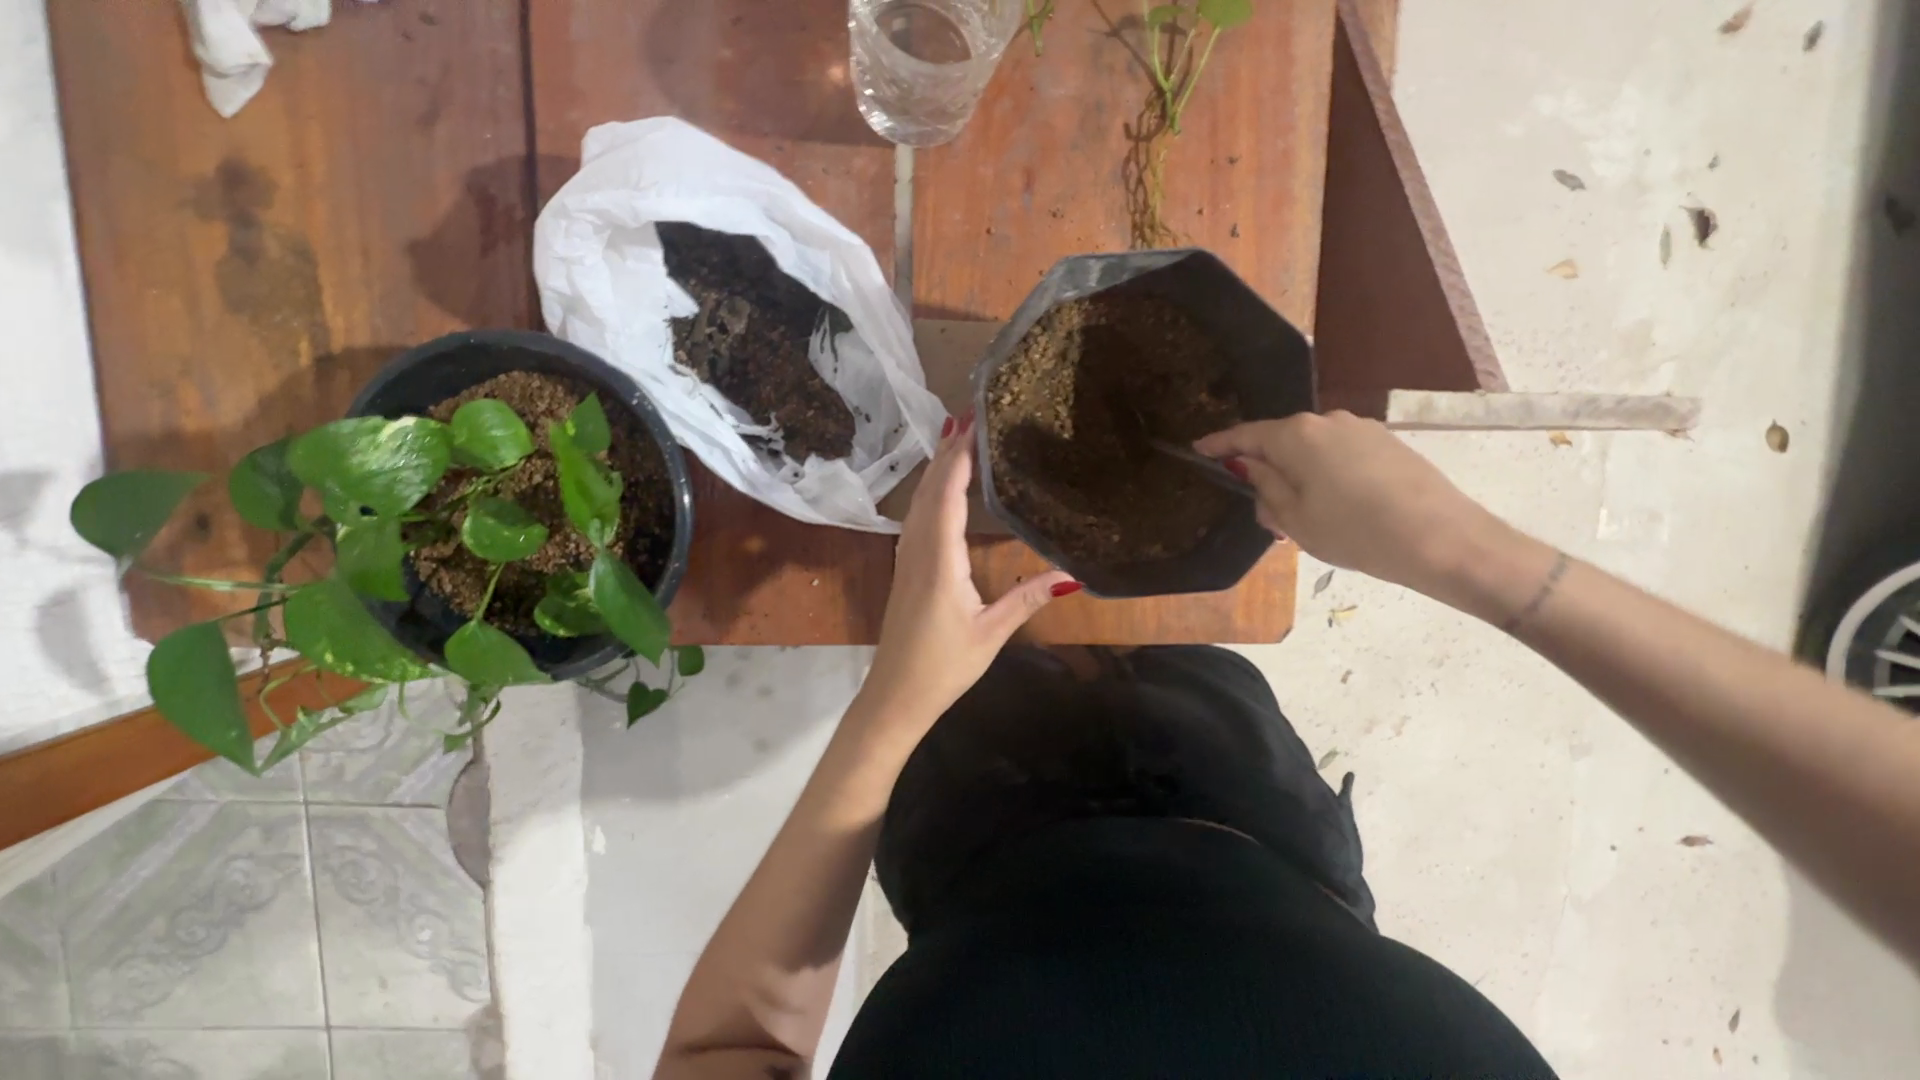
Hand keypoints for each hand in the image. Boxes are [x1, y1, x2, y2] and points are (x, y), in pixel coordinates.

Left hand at [861, 413, 1075, 724]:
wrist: (895, 695)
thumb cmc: (944, 667)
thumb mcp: (992, 633)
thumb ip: (1027, 599)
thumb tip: (1072, 574)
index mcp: (940, 562)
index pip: (948, 497)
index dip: (959, 459)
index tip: (972, 424)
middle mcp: (918, 551)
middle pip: (930, 492)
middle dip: (946, 452)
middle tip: (965, 416)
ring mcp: (906, 560)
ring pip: (918, 503)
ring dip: (935, 469)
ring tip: (953, 440)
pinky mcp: (904, 570)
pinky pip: (915, 519)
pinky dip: (928, 494)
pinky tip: (937, 490)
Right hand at [1195, 411, 1509, 597]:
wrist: (1443, 540)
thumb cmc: (1355, 532)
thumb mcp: (1295, 520)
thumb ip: (1265, 488)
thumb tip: (1250, 468)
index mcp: (1297, 435)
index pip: (1246, 435)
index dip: (1219, 444)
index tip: (1198, 449)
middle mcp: (1328, 421)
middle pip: (1281, 440)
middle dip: (1264, 466)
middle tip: (1258, 505)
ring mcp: (1362, 429)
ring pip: (1313, 449)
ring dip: (1298, 473)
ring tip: (1300, 515)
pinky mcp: (1388, 444)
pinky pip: (1339, 454)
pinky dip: (1325, 474)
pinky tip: (1334, 506)